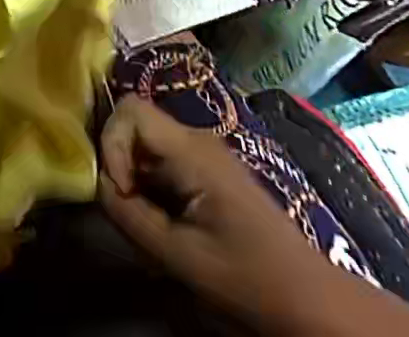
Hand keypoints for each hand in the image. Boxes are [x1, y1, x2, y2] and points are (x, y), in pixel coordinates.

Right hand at [99, 96, 332, 328]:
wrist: (309, 299)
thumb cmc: (247, 277)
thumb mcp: (179, 254)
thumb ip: (130, 215)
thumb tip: (99, 185)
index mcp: (192, 149)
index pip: (130, 108)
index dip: (112, 143)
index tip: (122, 191)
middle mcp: (196, 138)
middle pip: (135, 123)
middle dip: (118, 161)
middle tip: (127, 208)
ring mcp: (203, 151)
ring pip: (145, 142)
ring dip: (132, 174)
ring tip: (143, 218)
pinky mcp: (207, 168)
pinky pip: (161, 158)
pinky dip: (147, 181)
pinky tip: (161, 218)